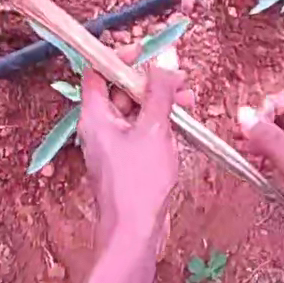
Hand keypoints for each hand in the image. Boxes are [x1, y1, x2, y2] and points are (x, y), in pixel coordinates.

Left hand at [79, 46, 182, 254]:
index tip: (147, 52)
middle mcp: (98, 129)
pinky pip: (139, 132)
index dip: (120, 58)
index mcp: (94, 117)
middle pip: (119, 91)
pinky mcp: (125, 161)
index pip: (98, 73)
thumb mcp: (154, 129)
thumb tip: (166, 58)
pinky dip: (158, 124)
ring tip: (188, 102)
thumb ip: (160, 91)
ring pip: (133, 112)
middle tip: (178, 79)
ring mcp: (111, 146)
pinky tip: (181, 125)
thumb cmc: (138, 183)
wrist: (134, 230)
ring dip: (158, 103)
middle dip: (149, 81)